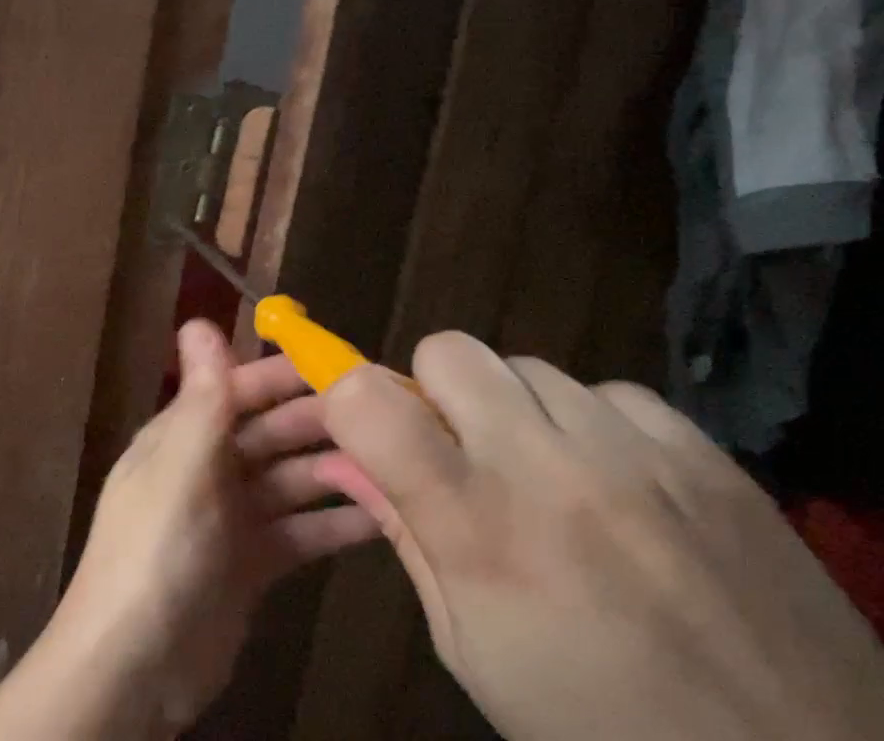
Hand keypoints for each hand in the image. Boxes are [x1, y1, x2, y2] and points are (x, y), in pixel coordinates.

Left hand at [0, 321, 377, 739]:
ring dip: (334, 471)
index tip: (347, 363)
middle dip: (320, 422)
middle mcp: (202, 470)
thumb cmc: (156, 553)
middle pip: (267, 434)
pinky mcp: (249, 565)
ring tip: (400, 466)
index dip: (284, 375)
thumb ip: (200, 400)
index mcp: (177, 439)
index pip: (235, 391)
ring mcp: (226, 519)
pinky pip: (298, 532)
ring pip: (288, 482)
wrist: (137, 661)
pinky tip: (385, 521)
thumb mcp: (180, 470)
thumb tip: (198, 321)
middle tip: (394, 418)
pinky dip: (334, 524)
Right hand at [322, 332, 883, 740]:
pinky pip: (614, 393)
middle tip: (459, 455)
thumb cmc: (594, 718)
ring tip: (546, 477)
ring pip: (529, 368)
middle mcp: (547, 464)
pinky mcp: (709, 455)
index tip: (365, 435)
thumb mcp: (470, 647)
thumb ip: (407, 537)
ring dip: (515, 411)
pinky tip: (618, 486)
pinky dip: (594, 425)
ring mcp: (636, 452)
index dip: (349, 401)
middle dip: (434, 393)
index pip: (369, 398)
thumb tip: (346, 465)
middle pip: (449, 351)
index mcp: (473, 521)